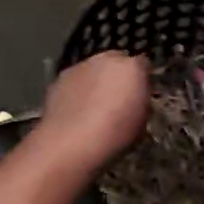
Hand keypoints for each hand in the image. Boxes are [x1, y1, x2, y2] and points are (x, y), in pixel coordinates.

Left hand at [35, 52, 150, 170]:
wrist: (71, 143)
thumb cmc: (115, 135)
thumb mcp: (142, 121)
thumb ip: (141, 102)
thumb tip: (135, 99)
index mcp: (132, 68)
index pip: (143, 64)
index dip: (141, 79)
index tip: (139, 95)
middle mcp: (107, 60)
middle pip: (116, 60)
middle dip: (117, 75)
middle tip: (116, 98)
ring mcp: (81, 66)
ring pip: (94, 69)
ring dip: (96, 80)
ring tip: (92, 106)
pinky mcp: (61, 77)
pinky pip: (75, 79)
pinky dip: (77, 89)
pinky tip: (75, 110)